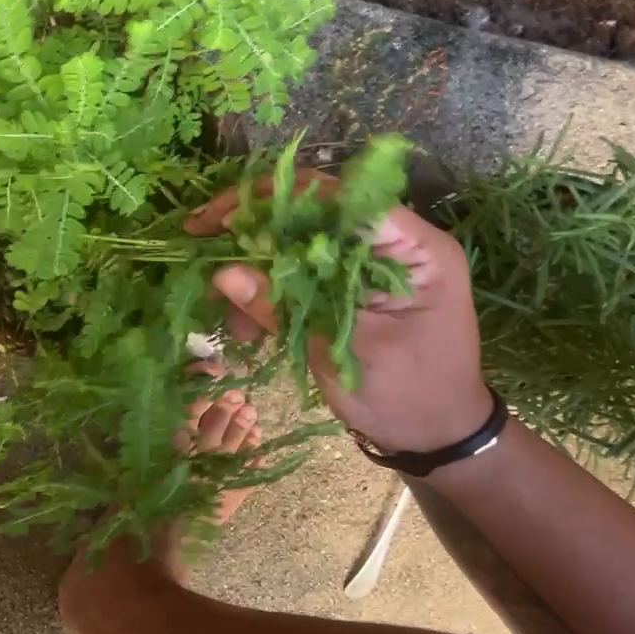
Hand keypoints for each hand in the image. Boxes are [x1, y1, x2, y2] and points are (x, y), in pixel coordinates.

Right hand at [188, 176, 489, 451]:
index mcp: (411, 248)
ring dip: (250, 267)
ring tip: (220, 305)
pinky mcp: (342, 284)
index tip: (222, 219)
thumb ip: (284, 307)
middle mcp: (387, 242)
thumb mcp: (343, 351)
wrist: (436, 435)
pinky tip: (242, 326)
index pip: (340, 198)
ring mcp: (363, 263)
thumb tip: (223, 273)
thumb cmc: (409, 394)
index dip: (277, 200)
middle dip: (251, 227)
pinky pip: (292, 272)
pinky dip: (261, 293)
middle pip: (309, 212)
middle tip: (198, 236)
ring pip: (292, 243)